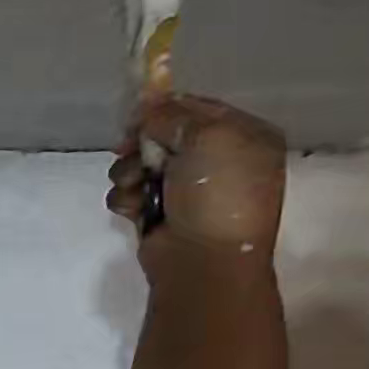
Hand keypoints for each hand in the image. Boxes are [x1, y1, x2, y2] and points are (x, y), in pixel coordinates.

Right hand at [107, 93, 287, 261]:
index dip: (164, 108)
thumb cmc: (216, 195)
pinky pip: (129, 193)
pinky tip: (135, 210)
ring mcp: (184, 189)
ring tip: (136, 188)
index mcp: (242, 137)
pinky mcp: (158, 213)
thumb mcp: (207, 138)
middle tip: (128, 150)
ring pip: (139, 163)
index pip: (195, 108)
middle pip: (161, 134)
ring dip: (128, 172)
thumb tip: (146, 112)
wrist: (202, 261)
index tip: (138, 115)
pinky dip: (126, 198)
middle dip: (141, 143)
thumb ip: (172, 116)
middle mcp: (215, 160)